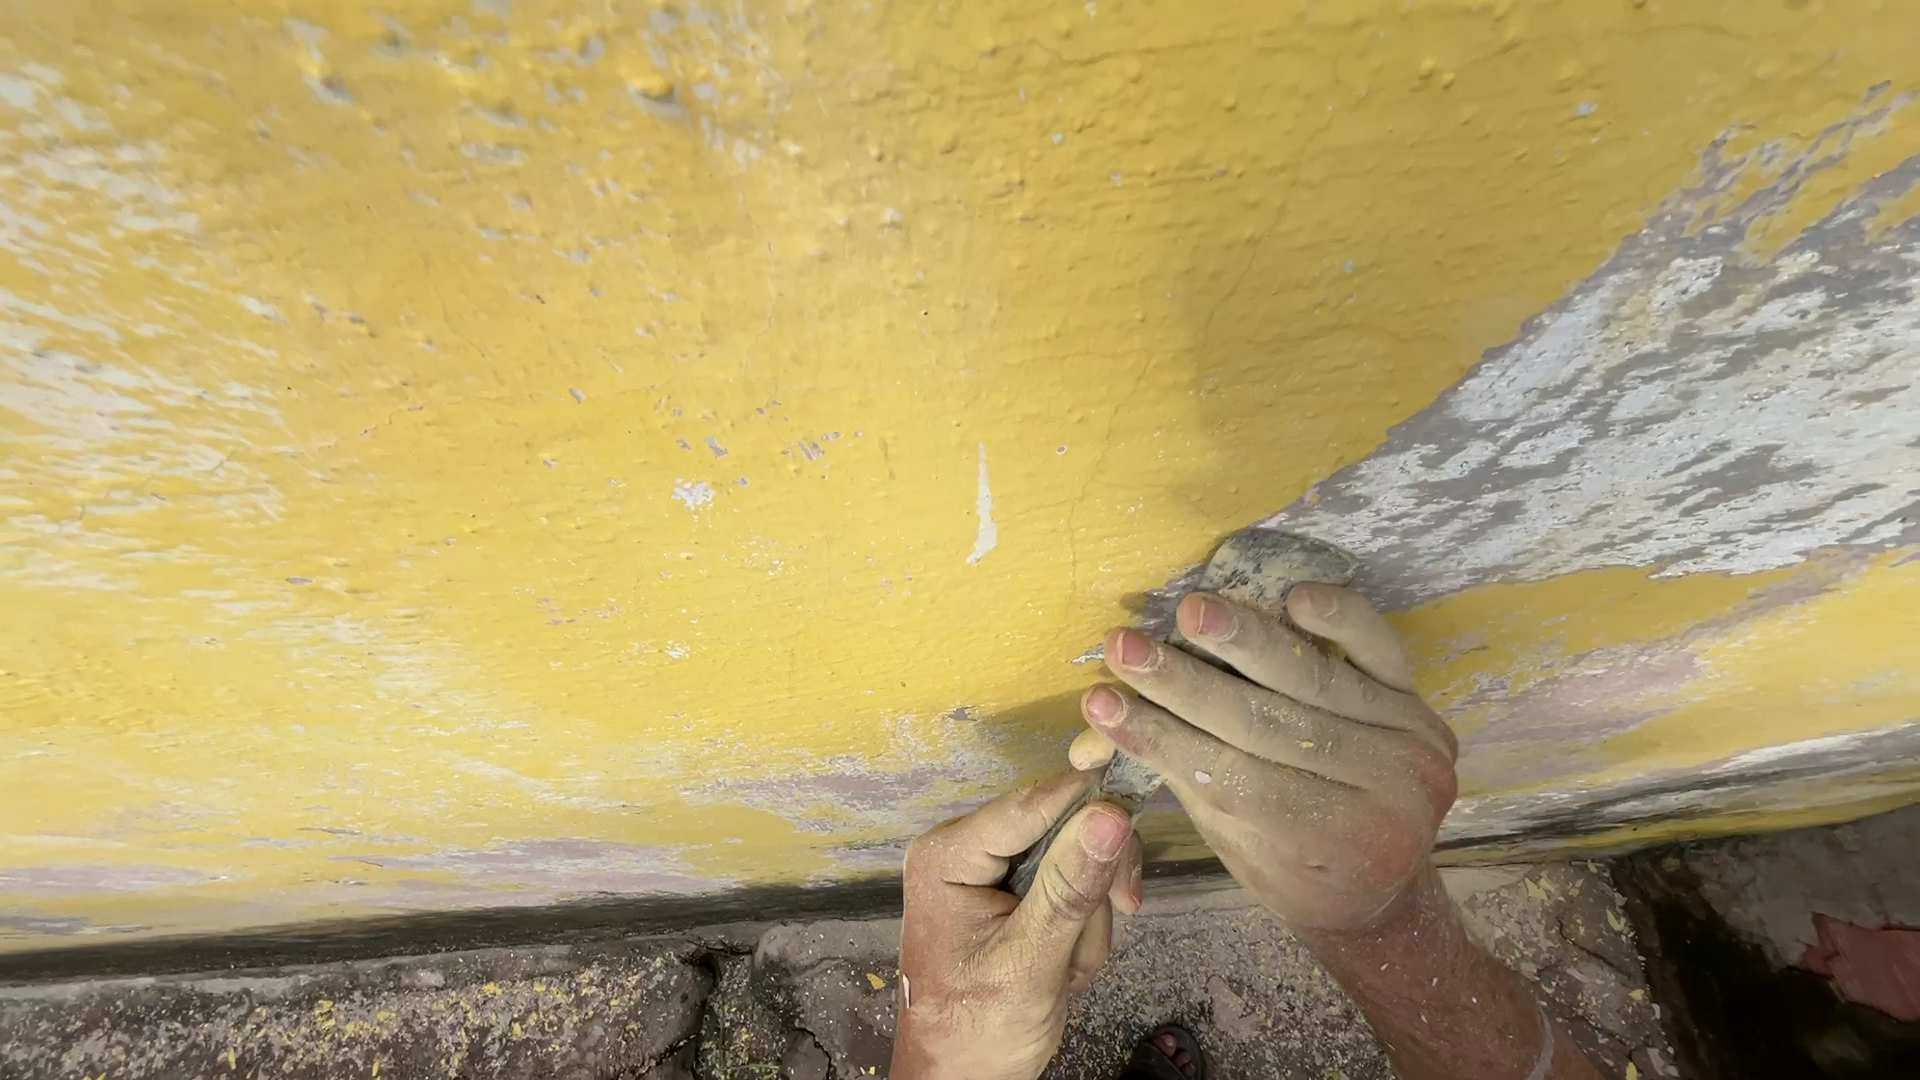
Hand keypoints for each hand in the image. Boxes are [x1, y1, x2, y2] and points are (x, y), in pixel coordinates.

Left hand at [891, 771, 1144, 1079]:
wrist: (959, 1078)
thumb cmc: (979, 1029)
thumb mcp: (1030, 964)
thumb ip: (1069, 888)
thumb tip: (1111, 814)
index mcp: (948, 853)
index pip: (1027, 805)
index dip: (1083, 796)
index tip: (1135, 796)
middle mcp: (963, 843)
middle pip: (1054, 823)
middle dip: (1090, 876)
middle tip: (1125, 906)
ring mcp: (985, 863)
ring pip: (1069, 852)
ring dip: (1087, 910)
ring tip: (1070, 964)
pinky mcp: (1006, 883)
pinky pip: (1064, 877)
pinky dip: (1080, 919)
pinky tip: (1065, 958)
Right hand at [1071, 583, 1456, 931]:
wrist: (1388, 885)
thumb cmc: (1294, 869)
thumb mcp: (1235, 844)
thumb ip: (1184, 774)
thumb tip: (1108, 716)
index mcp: (1323, 847)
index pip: (1226, 778)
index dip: (1158, 737)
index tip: (1098, 701)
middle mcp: (1378, 795)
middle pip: (1264, 724)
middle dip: (1184, 683)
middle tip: (1123, 648)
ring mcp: (1406, 743)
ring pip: (1310, 680)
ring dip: (1242, 640)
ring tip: (1188, 611)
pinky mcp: (1418, 700)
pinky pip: (1380, 647)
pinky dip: (1338, 617)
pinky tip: (1292, 596)